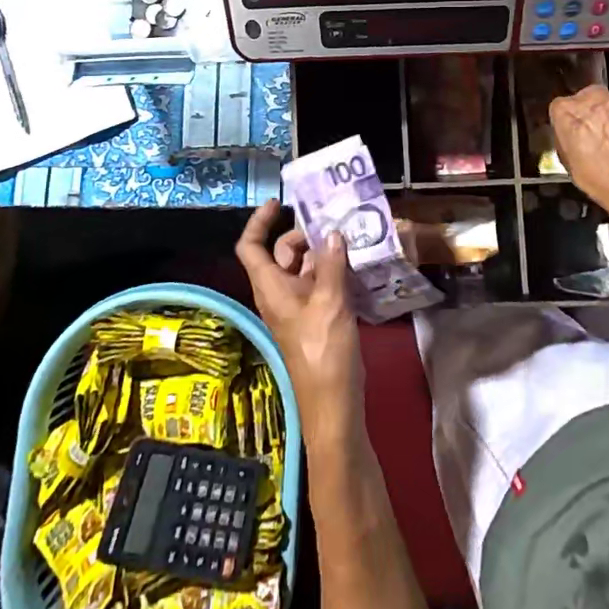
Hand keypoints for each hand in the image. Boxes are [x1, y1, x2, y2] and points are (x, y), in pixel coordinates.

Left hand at [236, 200, 364, 448]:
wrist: (333, 405)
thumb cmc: (324, 353)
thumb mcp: (330, 304)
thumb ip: (331, 266)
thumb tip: (333, 232)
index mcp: (271, 287)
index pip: (250, 247)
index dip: (259, 222)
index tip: (278, 203)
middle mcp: (279, 294)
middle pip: (281, 253)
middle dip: (303, 235)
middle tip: (333, 223)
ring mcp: (298, 308)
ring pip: (304, 269)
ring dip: (323, 252)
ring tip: (351, 238)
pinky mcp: (316, 319)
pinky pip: (319, 285)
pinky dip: (333, 272)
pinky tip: (357, 266)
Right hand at [550, 85, 608, 236]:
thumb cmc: (599, 179)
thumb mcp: (567, 160)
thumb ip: (567, 137)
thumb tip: (573, 135)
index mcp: (565, 111)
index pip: (564, 106)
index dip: (574, 120)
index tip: (580, 131)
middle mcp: (593, 98)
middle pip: (593, 97)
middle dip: (598, 111)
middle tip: (606, 134)